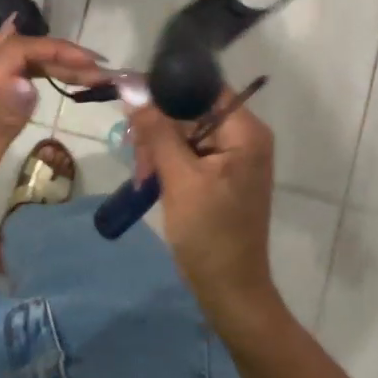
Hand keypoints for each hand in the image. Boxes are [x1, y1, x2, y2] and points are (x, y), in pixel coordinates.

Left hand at [0, 20, 102, 261]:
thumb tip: (28, 81)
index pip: (14, 52)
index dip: (56, 51)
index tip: (93, 67)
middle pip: (8, 52)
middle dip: (54, 55)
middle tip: (94, 75)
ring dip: (38, 63)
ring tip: (75, 77)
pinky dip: (19, 75)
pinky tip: (29, 81)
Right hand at [127, 93, 280, 323]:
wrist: (230, 290)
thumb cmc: (209, 234)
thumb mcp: (179, 178)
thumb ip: (157, 131)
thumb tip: (133, 89)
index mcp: (245, 131)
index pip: (204, 87)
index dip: (167, 89)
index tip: (132, 100)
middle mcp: (244, 137)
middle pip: (191, 109)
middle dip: (158, 127)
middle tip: (135, 152)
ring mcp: (233, 157)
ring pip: (185, 132)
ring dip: (158, 148)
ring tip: (142, 175)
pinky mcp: (221, 175)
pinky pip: (189, 153)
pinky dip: (168, 163)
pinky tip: (150, 180)